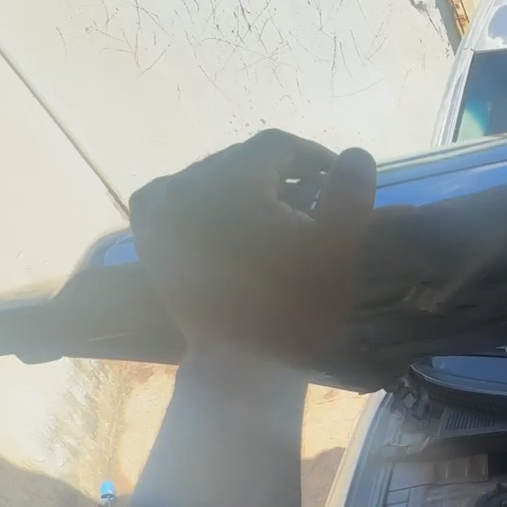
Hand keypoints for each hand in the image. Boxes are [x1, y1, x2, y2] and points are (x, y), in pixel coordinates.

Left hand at [129, 129, 375, 365]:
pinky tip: (235, 227)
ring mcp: (159, 208)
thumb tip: (356, 154)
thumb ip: (348, 195)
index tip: (340, 183)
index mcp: (232, 180)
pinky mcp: (149, 233)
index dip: (316, 159)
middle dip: (284, 177)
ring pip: (213, 180)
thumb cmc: (300, 305)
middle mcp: (184, 181)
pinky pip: (183, 201)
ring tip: (280, 221)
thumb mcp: (339, 249)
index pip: (279, 146)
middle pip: (244, 161)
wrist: (246, 360)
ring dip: (250, 192)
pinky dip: (213, 206)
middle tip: (317, 205)